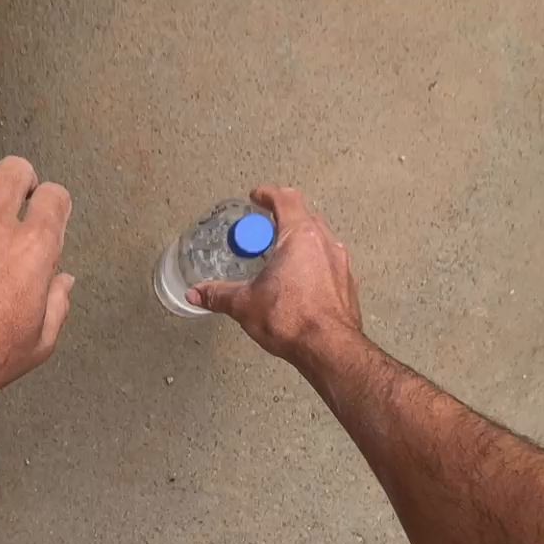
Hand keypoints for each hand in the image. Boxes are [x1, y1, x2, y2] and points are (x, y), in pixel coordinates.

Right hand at [188, 186, 367, 366]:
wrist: (327, 348)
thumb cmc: (293, 319)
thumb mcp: (244, 303)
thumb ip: (218, 295)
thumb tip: (198, 293)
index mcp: (300, 237)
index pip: (286, 200)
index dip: (268, 195)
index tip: (258, 197)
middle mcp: (324, 244)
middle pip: (303, 218)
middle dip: (280, 222)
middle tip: (261, 235)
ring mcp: (339, 264)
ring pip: (317, 241)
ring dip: (296, 245)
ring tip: (277, 261)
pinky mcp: (345, 285)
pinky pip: (326, 265)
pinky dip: (309, 267)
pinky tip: (295, 286)